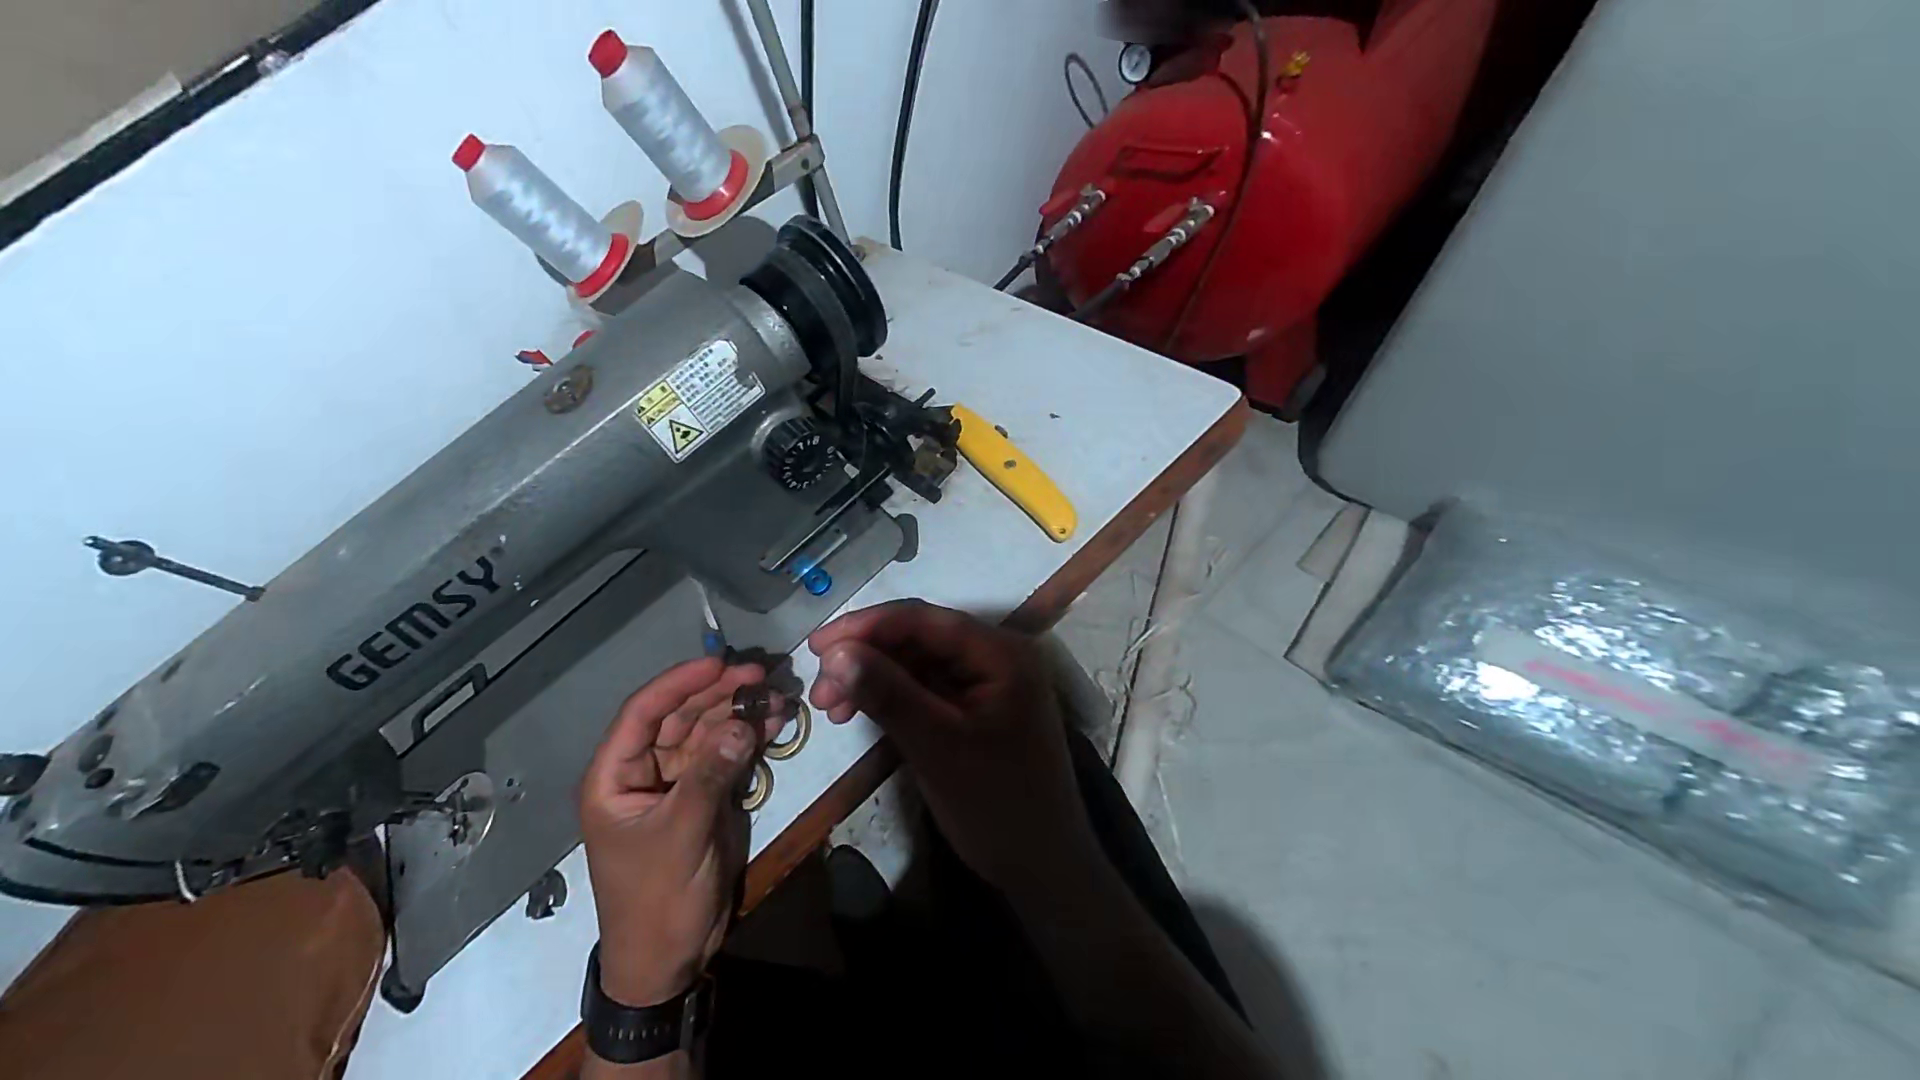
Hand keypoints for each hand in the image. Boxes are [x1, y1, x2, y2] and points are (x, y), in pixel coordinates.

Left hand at [579, 658, 786, 1006]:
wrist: (670, 956)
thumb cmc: (657, 897)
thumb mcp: (680, 835)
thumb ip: (710, 776)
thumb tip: (743, 724)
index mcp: (615, 777)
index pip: (643, 713)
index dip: (679, 683)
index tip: (719, 663)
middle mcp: (645, 771)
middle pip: (682, 717)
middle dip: (720, 694)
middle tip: (762, 675)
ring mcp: (679, 782)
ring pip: (710, 732)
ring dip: (741, 713)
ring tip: (777, 698)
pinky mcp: (706, 795)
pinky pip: (728, 756)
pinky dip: (751, 738)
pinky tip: (775, 723)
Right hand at [807, 601, 1098, 893]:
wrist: (1041, 864)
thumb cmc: (997, 804)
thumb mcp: (937, 747)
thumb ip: (889, 694)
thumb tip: (835, 653)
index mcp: (1001, 652)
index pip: (925, 620)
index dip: (867, 626)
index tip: (815, 645)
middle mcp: (995, 655)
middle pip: (919, 638)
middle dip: (866, 656)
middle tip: (819, 690)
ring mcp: (986, 681)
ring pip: (916, 663)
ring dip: (873, 677)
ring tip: (830, 707)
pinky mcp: (974, 706)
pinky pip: (925, 687)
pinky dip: (890, 696)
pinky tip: (857, 712)